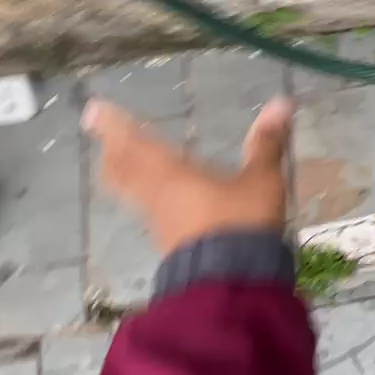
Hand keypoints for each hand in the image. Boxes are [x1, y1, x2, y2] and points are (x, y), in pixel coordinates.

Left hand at [82, 95, 294, 256]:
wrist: (231, 273)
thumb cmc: (242, 219)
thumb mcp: (262, 179)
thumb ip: (268, 142)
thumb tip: (281, 102)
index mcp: (172, 175)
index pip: (137, 144)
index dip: (116, 126)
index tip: (93, 109)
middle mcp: (156, 194)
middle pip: (122, 169)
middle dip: (112, 149)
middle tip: (103, 134)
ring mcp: (159, 217)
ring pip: (130, 188)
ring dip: (122, 170)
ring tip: (121, 159)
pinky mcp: (168, 235)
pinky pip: (145, 204)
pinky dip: (142, 189)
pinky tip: (156, 192)